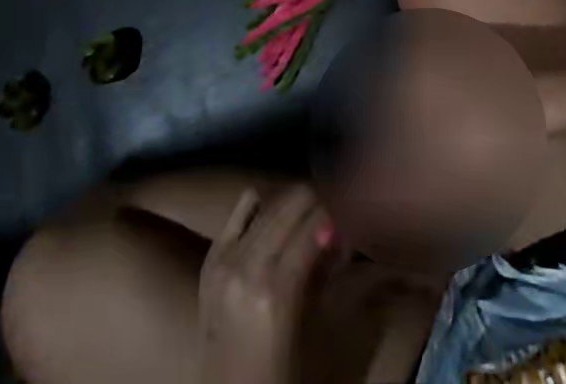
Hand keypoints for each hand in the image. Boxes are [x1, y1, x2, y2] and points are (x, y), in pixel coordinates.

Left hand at [196, 186, 334, 383]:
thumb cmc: (280, 367)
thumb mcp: (312, 324)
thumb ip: (326, 271)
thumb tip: (343, 229)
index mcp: (277, 289)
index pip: (316, 223)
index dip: (339, 209)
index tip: (354, 206)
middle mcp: (248, 266)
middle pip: (292, 204)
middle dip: (320, 199)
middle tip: (338, 202)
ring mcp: (225, 258)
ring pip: (270, 202)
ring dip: (296, 200)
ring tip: (313, 206)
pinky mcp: (212, 255)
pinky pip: (242, 209)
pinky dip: (265, 203)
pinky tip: (281, 211)